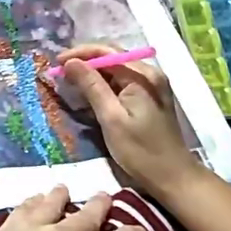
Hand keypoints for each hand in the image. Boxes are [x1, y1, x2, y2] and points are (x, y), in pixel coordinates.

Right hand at [58, 44, 205, 197]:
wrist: (173, 177)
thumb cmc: (141, 151)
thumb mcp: (111, 118)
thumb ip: (91, 87)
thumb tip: (71, 62)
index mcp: (142, 76)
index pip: (106, 52)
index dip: (79, 54)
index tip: (56, 63)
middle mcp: (149, 74)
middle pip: (111, 57)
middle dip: (84, 61)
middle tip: (60, 71)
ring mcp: (152, 85)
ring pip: (115, 69)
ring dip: (92, 72)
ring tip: (69, 80)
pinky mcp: (149, 96)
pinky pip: (122, 81)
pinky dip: (103, 83)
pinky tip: (89, 92)